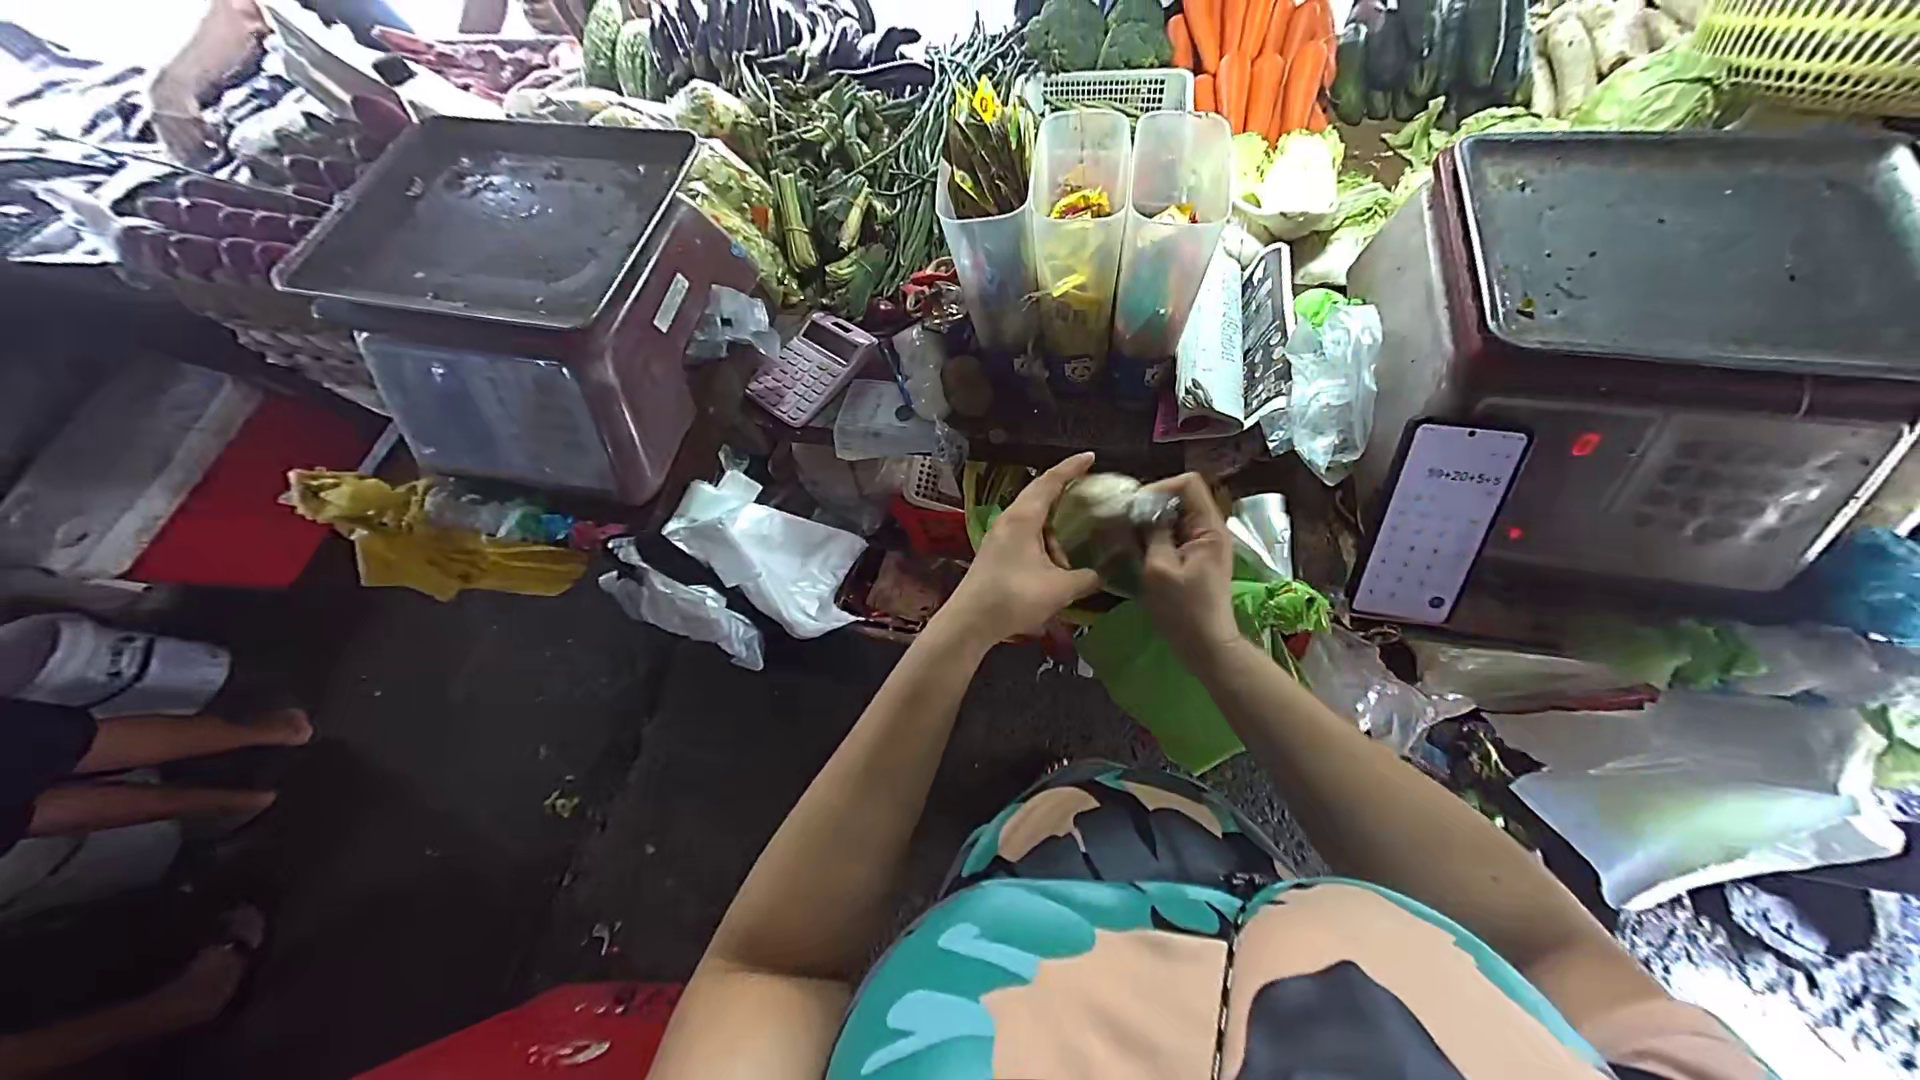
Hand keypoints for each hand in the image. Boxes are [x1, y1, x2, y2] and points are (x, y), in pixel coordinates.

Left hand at [933, 453, 1102, 648]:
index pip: (1050, 482)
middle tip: (1088, 500)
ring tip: (1068, 564)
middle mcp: (1009, 520)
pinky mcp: (995, 554)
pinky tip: (1053, 570)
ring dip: (1054, 537)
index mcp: (1023, 518)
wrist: (969, 621)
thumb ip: (1085, 578)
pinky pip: (1026, 539)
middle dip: (1064, 498)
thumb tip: (1100, 576)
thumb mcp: (1060, 588)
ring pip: (1033, 524)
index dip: (1071, 468)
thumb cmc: (1014, 597)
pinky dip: (1043, 547)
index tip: (1090, 456)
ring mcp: (999, 537)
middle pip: (1040, 498)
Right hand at [1140, 472, 1240, 666]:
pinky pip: (1172, 534)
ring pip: (1173, 516)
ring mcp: (1203, 543)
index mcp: (1209, 528)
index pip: (1188, 483)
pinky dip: (1153, 536)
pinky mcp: (1194, 556)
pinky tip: (1137, 550)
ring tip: (1126, 536)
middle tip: (1123, 523)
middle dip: (1149, 506)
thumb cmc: (1183, 610)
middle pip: (1179, 497)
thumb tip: (1139, 509)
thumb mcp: (1159, 569)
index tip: (1134, 508)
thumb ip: (1151, 533)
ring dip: (1149, 523)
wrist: (1205, 645)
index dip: (1159, 488)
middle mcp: (1210, 529)